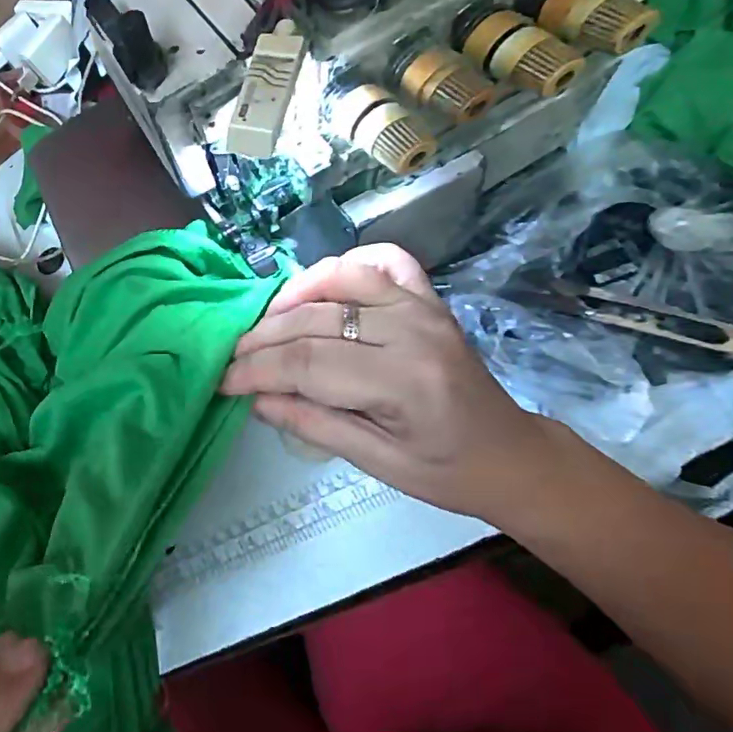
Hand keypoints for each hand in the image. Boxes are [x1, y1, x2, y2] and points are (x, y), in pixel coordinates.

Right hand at [219, 244, 594, 522]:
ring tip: (264, 323)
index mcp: (404, 381)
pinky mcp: (427, 297)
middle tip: (229, 358)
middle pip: (314, 320)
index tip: (221, 381)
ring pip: (339, 278)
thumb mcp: (376, 462)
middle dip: (261, 340)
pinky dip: (343, 265)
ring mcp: (423, 306)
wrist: (510, 454)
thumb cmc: (446, 471)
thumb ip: (312, 424)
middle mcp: (413, 330)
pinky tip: (320, 287)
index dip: (256, 370)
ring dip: (292, 295)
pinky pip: (380, 260)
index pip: (308, 363)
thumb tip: (255, 398)